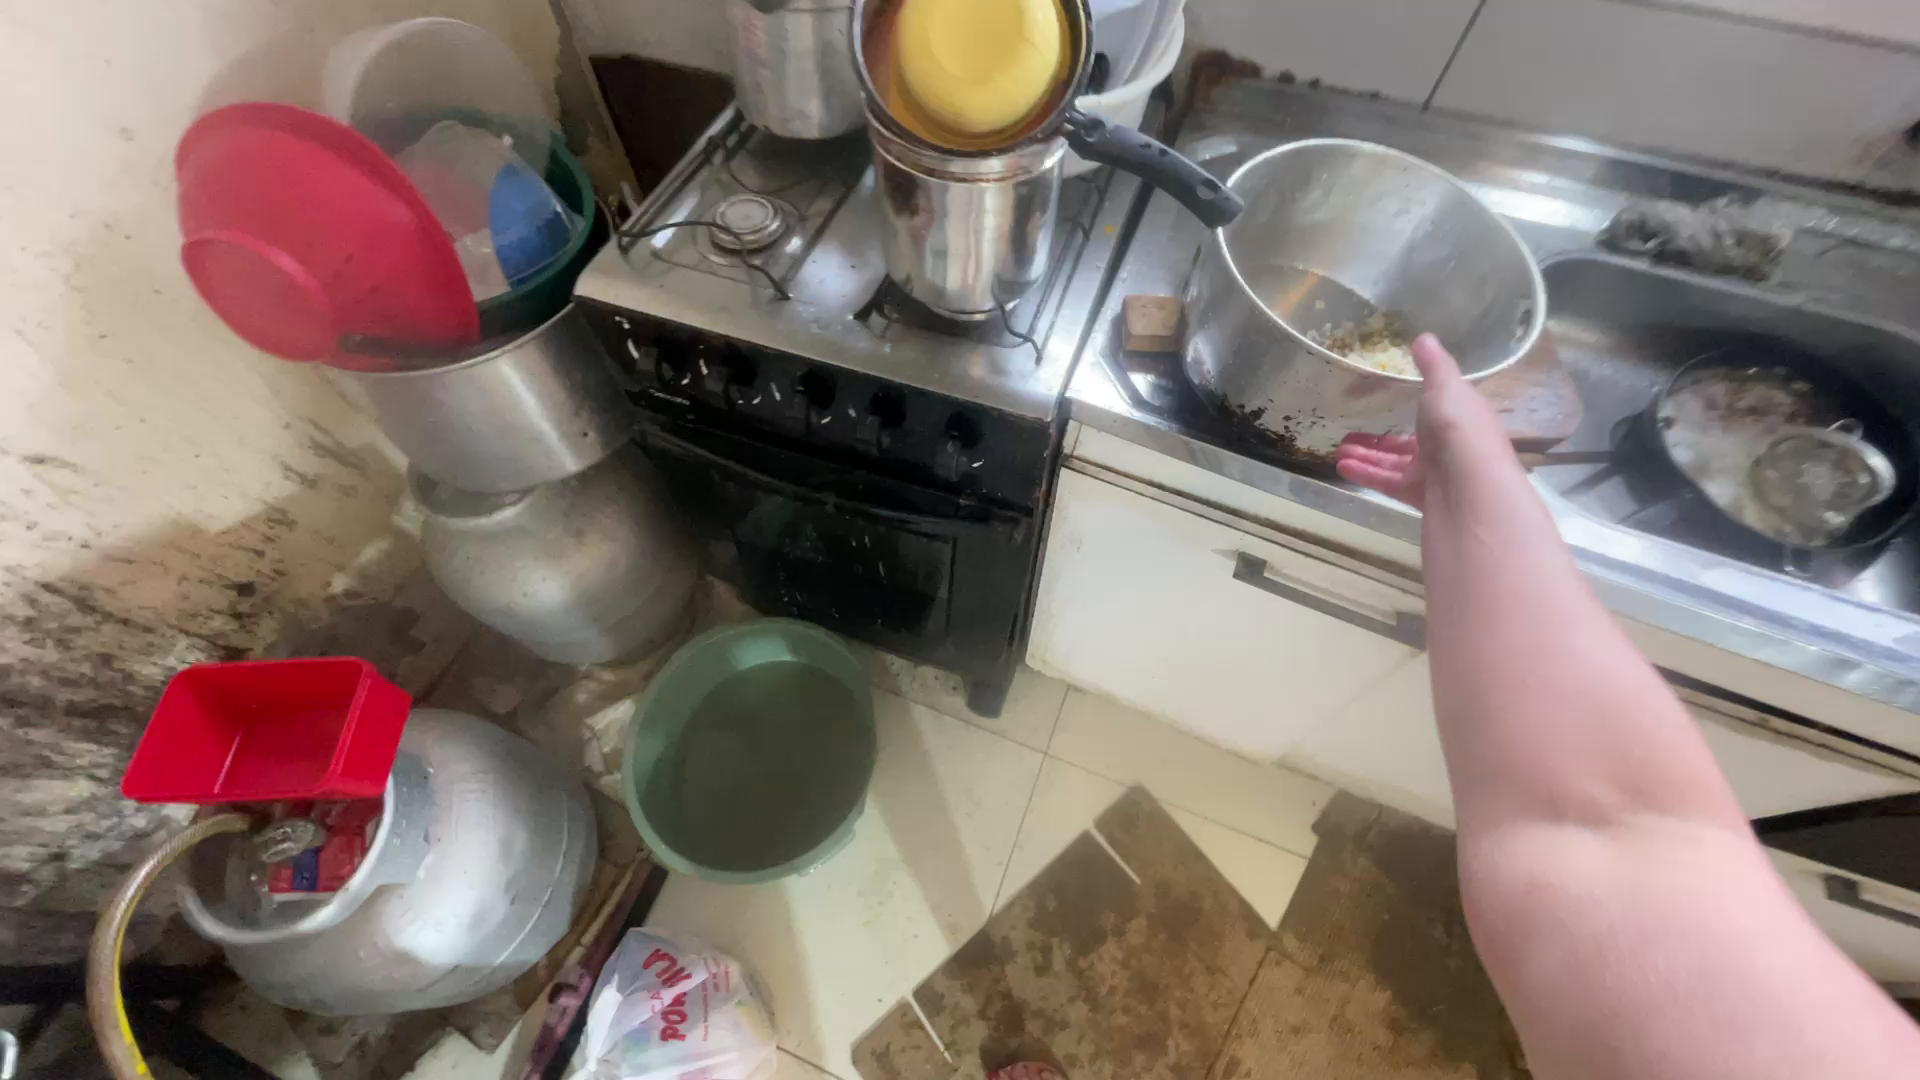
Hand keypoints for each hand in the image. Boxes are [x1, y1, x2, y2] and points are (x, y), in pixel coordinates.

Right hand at [1335, 334, 1502, 509]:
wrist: (1468, 484)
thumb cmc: (1458, 428)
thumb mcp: (1446, 387)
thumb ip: (1433, 365)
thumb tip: (1424, 337)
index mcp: (1458, 417)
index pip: (1434, 411)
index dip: (1411, 406)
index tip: (1384, 401)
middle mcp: (1446, 445)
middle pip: (1407, 441)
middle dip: (1377, 438)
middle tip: (1349, 432)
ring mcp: (1432, 473)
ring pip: (1393, 463)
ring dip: (1365, 455)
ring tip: (1338, 450)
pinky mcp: (1416, 494)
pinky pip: (1386, 482)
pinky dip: (1364, 474)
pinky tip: (1342, 467)